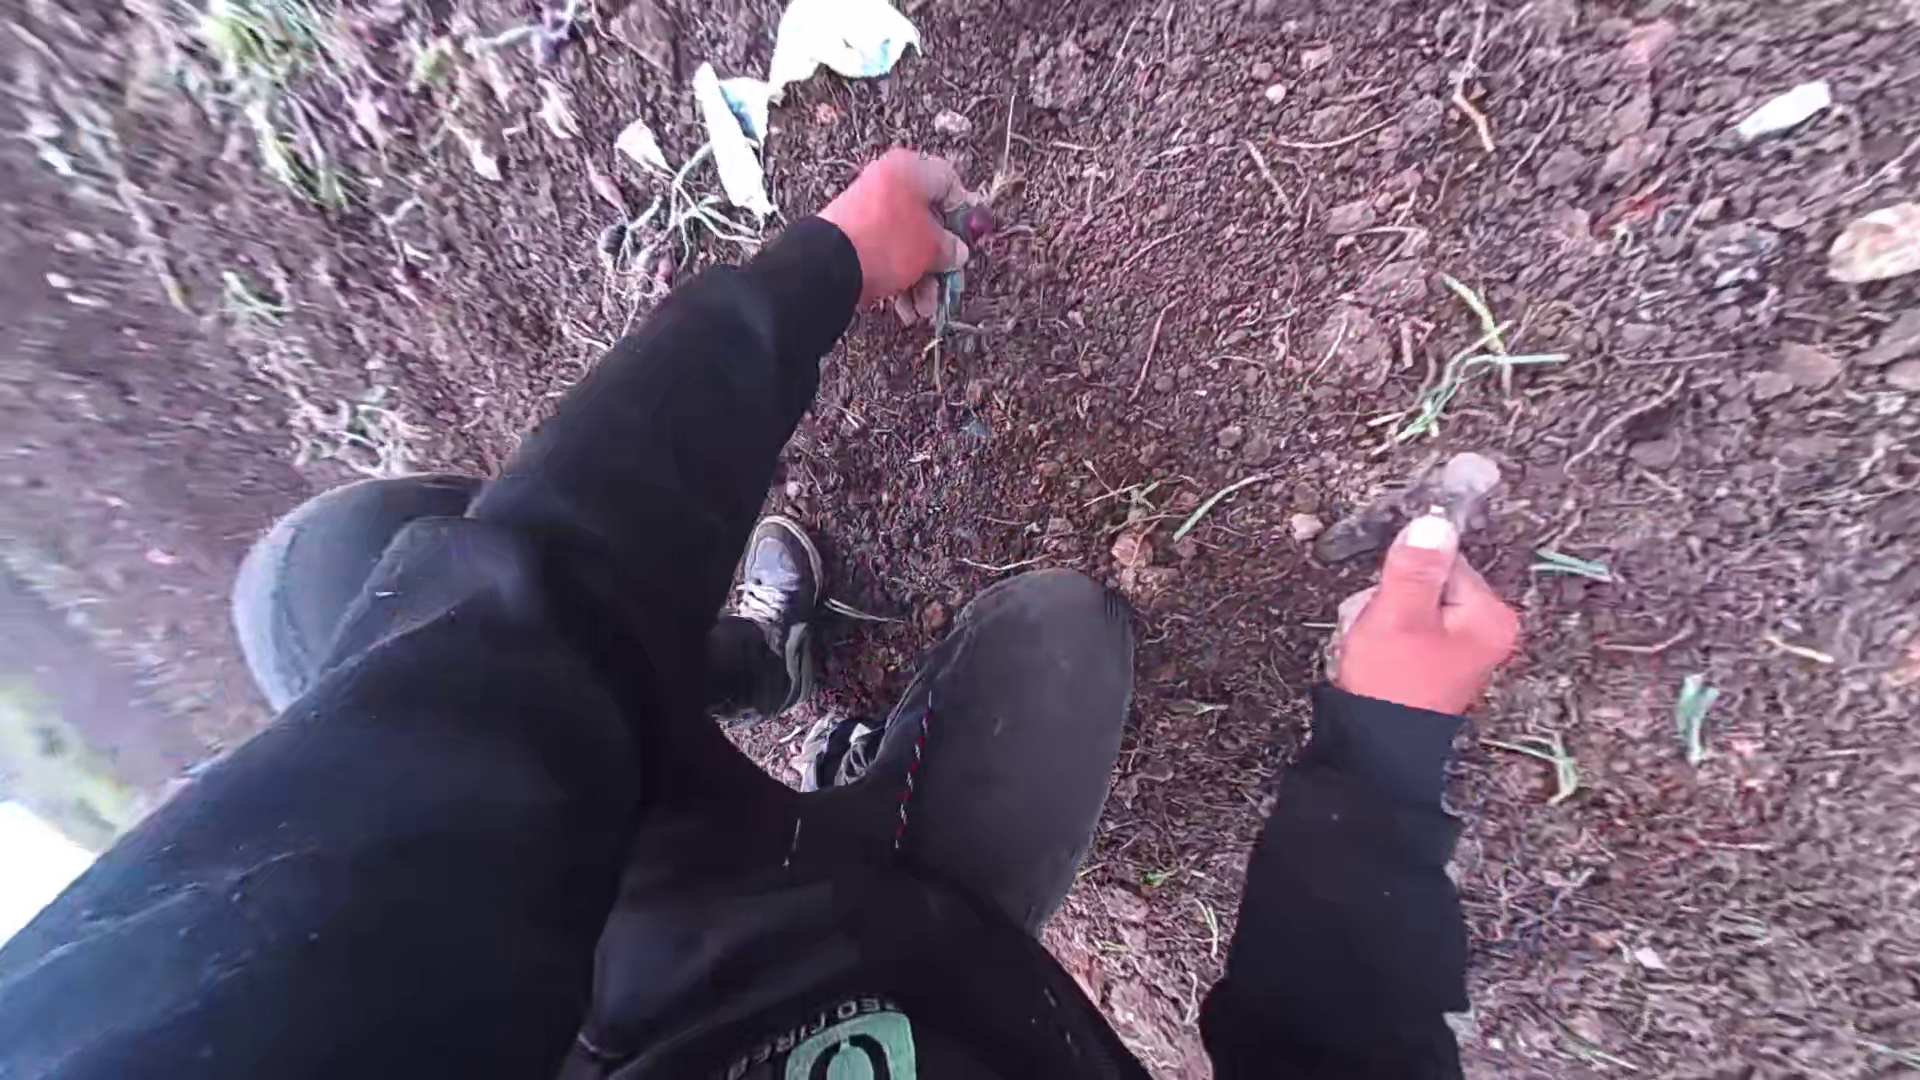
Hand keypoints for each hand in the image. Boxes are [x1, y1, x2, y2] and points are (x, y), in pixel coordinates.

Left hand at [818, 148, 972, 319]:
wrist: (831, 266)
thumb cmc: (885, 244)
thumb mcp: (930, 247)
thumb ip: (949, 248)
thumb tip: (957, 253)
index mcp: (908, 171)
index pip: (948, 182)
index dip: (963, 214)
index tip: (968, 240)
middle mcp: (888, 187)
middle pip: (928, 223)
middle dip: (940, 262)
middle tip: (948, 283)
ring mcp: (870, 215)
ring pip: (909, 248)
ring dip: (923, 282)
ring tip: (924, 309)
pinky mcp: (857, 242)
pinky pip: (888, 260)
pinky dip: (901, 283)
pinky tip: (906, 310)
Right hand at [1333, 514, 1519, 714]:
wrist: (1376, 739)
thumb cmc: (1391, 679)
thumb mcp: (1399, 615)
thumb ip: (1415, 568)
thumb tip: (1434, 521)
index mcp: (1489, 616)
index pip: (1444, 562)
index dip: (1403, 573)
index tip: (1384, 595)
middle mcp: (1482, 629)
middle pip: (1425, 583)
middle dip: (1387, 597)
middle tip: (1376, 623)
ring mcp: (1457, 646)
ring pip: (1407, 603)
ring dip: (1378, 615)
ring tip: (1370, 641)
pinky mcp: (1432, 658)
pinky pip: (1403, 625)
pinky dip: (1381, 632)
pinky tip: (1372, 650)